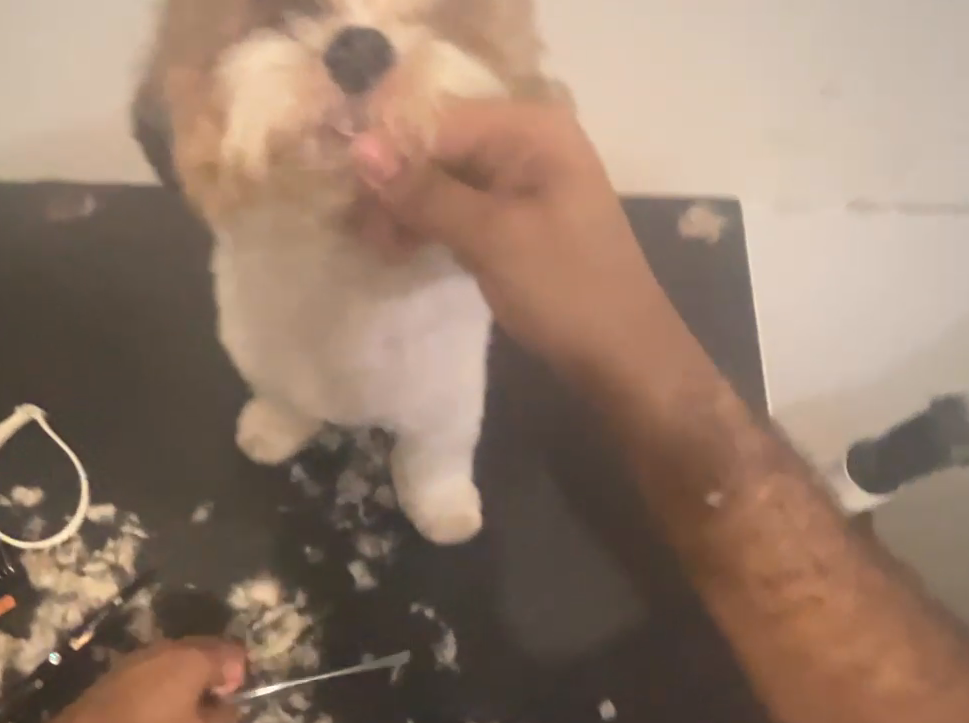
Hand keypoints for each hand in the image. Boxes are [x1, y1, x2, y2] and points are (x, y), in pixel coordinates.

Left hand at [53, 638, 247, 722]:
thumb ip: (222, 716)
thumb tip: (235, 710)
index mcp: (198, 657)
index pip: (234, 652)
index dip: (238, 675)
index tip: (227, 700)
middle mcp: (176, 645)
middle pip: (211, 647)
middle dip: (217, 670)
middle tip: (211, 701)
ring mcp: (150, 650)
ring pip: (185, 653)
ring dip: (193, 671)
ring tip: (187, 703)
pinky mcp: (130, 660)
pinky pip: (163, 660)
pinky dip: (171, 674)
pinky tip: (162, 700)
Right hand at [351, 102, 680, 370]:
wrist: (621, 354)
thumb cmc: (566, 289)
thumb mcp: (493, 237)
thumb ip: (427, 193)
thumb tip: (360, 151)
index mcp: (531, 130)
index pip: (440, 122)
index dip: (389, 154)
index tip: (347, 197)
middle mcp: (526, 145)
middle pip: (441, 149)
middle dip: (397, 186)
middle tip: (360, 234)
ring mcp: (522, 186)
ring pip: (446, 184)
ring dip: (408, 212)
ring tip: (377, 248)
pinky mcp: (516, 224)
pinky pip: (461, 212)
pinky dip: (431, 229)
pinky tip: (403, 251)